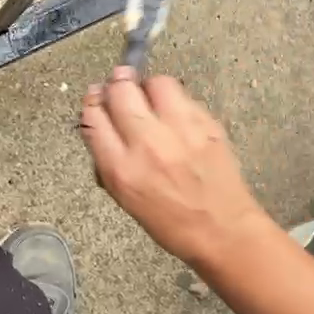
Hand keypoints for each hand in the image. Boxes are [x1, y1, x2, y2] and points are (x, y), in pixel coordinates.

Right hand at [79, 67, 273, 269]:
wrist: (221, 230)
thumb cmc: (168, 221)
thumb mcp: (123, 196)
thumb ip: (109, 158)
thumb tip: (102, 124)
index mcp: (120, 169)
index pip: (93, 118)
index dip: (92, 103)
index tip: (96, 99)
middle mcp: (147, 144)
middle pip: (120, 91)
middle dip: (116, 84)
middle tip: (119, 85)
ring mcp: (180, 131)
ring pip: (154, 83)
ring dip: (147, 86)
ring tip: (150, 97)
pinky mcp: (206, 124)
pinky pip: (184, 96)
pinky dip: (174, 99)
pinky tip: (175, 113)